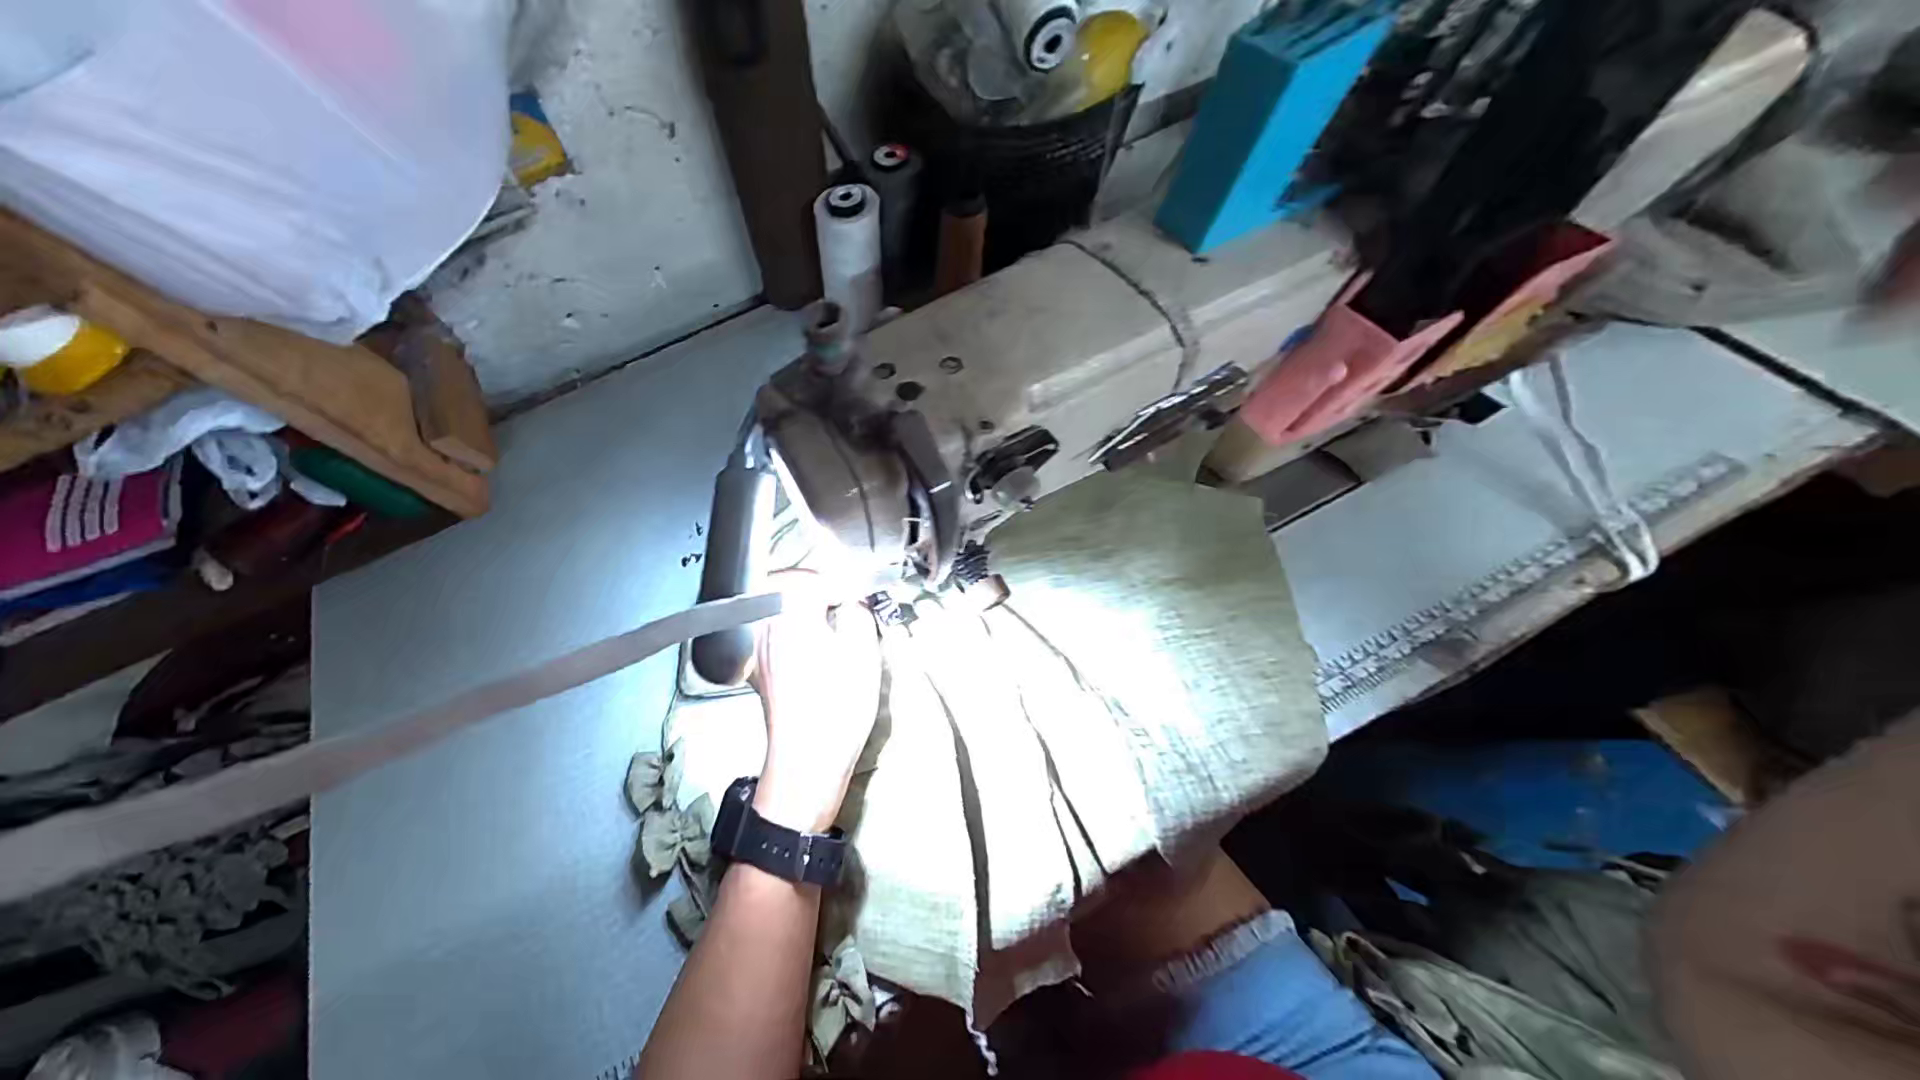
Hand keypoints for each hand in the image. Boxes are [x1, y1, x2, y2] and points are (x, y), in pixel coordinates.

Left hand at [748, 574, 881, 832]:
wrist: (808, 758)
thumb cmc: (837, 705)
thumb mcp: (864, 648)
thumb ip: (858, 609)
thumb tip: (851, 599)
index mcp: (786, 610)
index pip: (817, 577)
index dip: (844, 584)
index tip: (862, 595)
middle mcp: (761, 621)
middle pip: (788, 584)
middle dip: (818, 587)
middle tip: (847, 600)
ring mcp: (754, 644)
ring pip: (777, 606)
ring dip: (804, 606)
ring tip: (832, 621)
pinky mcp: (755, 665)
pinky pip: (772, 630)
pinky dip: (793, 628)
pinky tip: (814, 646)